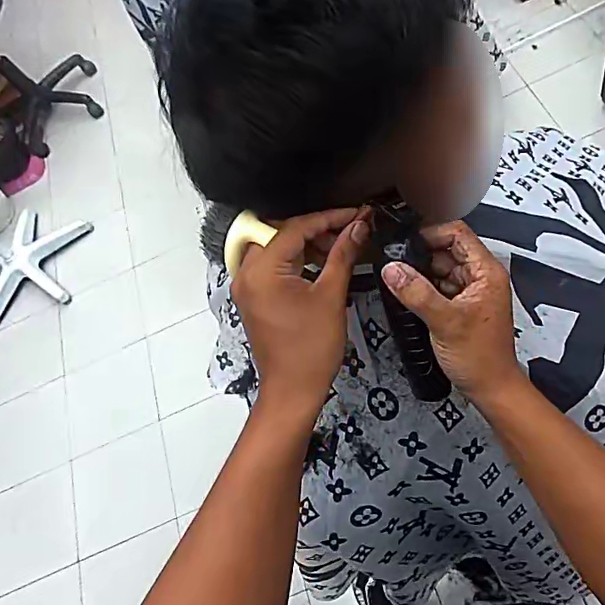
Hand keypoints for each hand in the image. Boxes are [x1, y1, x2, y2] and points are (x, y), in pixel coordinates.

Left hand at [231, 207, 369, 419]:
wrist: (293, 389)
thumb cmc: (310, 351)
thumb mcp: (332, 296)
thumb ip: (343, 254)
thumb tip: (357, 228)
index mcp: (262, 271)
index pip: (296, 227)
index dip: (330, 218)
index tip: (356, 215)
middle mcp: (247, 274)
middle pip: (280, 231)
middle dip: (316, 228)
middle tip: (348, 231)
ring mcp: (249, 286)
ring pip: (276, 246)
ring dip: (307, 243)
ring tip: (338, 249)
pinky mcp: (256, 297)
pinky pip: (273, 266)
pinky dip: (297, 260)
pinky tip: (323, 265)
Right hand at [379, 221, 523, 401]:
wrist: (491, 386)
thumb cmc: (483, 358)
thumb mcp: (445, 321)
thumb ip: (416, 293)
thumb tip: (393, 270)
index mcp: (487, 272)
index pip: (458, 233)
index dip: (431, 234)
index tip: (408, 244)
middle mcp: (482, 278)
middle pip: (446, 250)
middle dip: (422, 258)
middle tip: (400, 268)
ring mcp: (472, 292)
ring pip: (441, 269)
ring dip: (422, 275)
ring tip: (406, 287)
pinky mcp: (462, 307)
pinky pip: (440, 287)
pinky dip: (426, 291)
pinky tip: (414, 300)